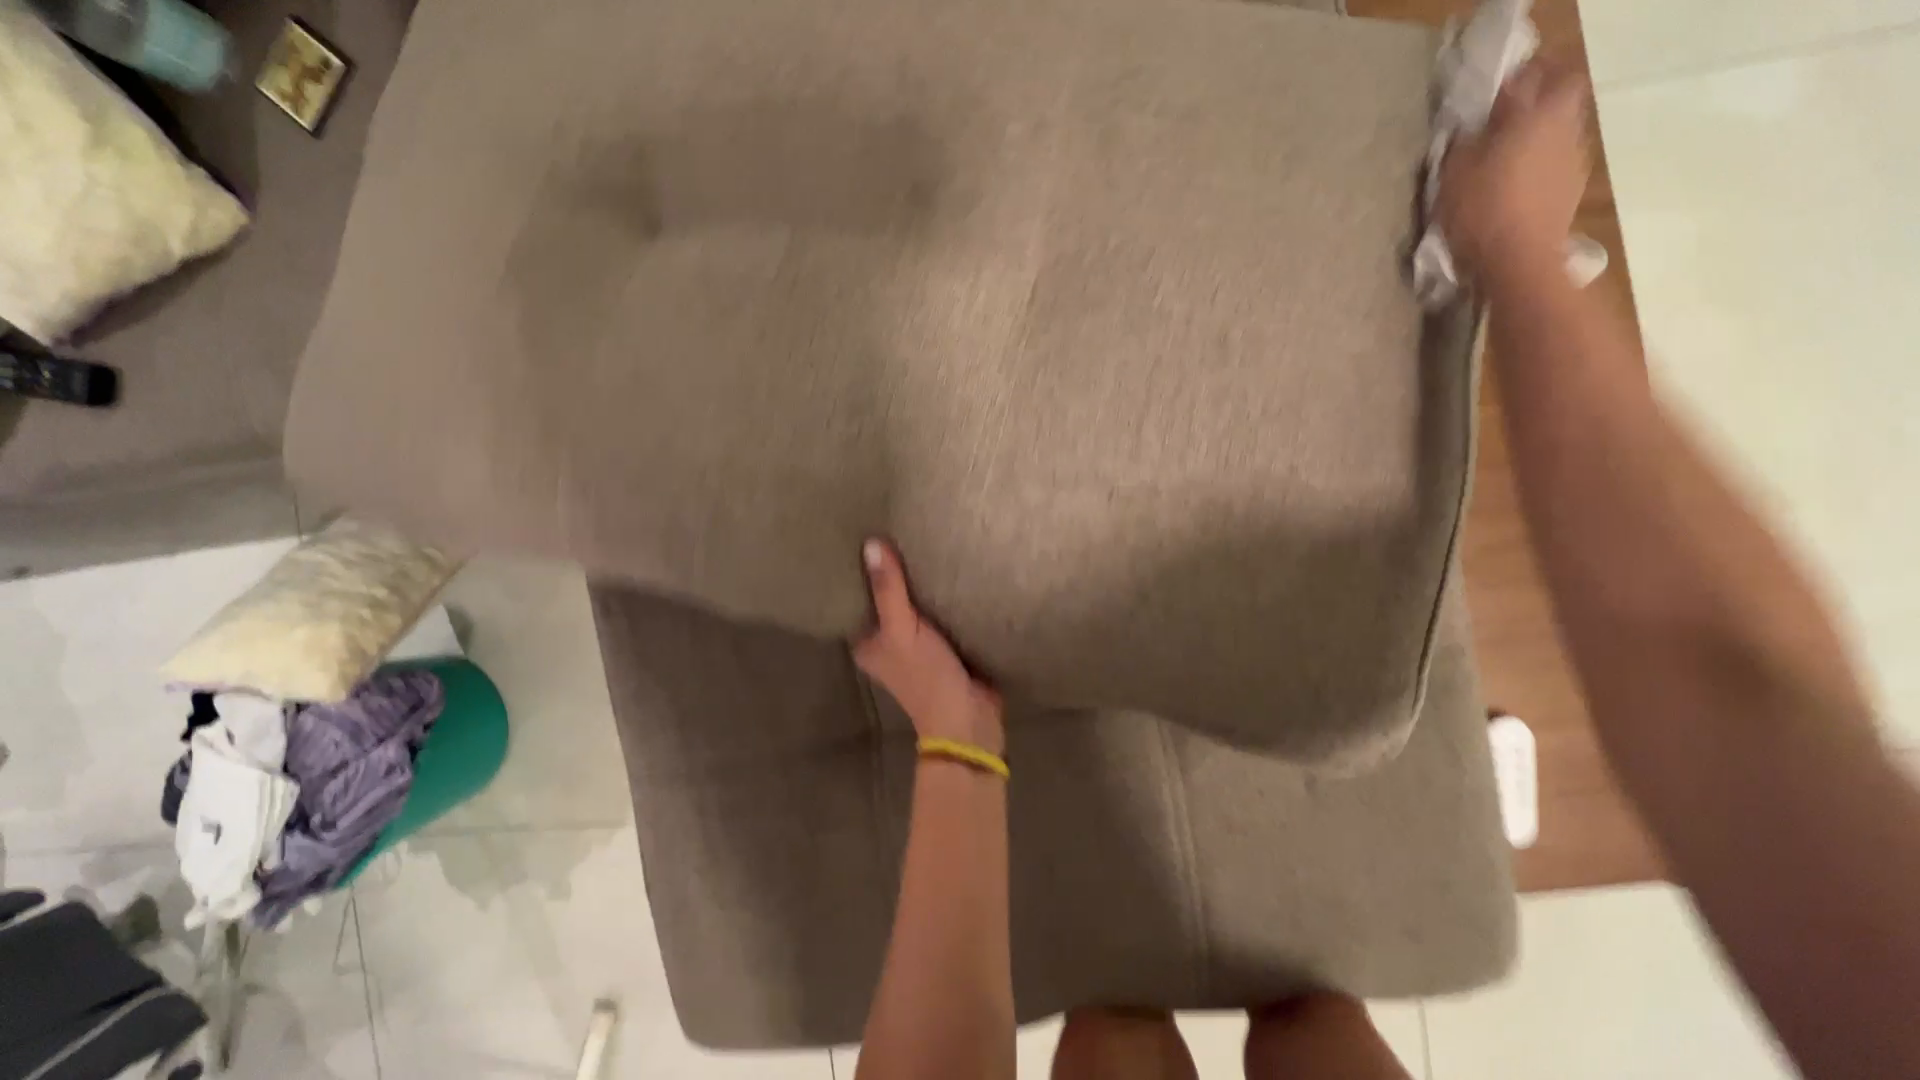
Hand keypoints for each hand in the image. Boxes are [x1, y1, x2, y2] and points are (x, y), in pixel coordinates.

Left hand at [853, 539, 1004, 756]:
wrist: (971, 718)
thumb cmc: (926, 676)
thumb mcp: (902, 629)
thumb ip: (888, 589)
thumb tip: (870, 543)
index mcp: (866, 643)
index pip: (855, 599)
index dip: (858, 570)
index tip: (860, 533)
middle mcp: (887, 643)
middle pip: (886, 599)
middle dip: (893, 572)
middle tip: (894, 525)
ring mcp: (917, 646)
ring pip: (914, 605)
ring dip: (920, 583)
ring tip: (920, 536)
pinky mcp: (946, 646)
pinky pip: (941, 614)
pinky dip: (943, 596)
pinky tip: (949, 566)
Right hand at [1439, 59, 1593, 281]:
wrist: (1519, 263)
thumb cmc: (1482, 211)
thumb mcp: (1453, 172)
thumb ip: (1465, 141)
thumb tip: (1472, 129)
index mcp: (1538, 115)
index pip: (1544, 74)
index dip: (1525, 77)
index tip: (1499, 91)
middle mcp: (1565, 130)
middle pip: (1559, 102)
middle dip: (1535, 108)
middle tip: (1502, 124)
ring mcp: (1574, 161)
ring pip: (1559, 134)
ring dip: (1537, 140)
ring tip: (1506, 160)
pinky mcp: (1572, 191)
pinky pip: (1556, 165)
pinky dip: (1539, 168)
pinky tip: (1516, 188)